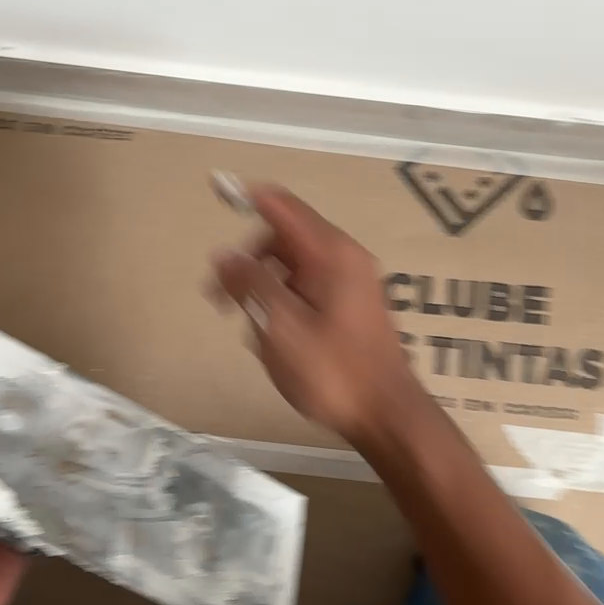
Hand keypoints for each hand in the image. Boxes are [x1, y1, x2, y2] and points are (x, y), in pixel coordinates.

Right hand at [211, 181, 427, 444]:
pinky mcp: (353, 306)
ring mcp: (353, 282)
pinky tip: (277, 339)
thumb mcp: (280, 328)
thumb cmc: (333, 372)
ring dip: (264, 288)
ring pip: (294, 267)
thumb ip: (250, 285)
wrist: (386, 415)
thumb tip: (224, 253)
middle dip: (249, 261)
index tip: (216, 188)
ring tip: (253, 330)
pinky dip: (284, 303)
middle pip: (284, 239)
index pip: (282, 206)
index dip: (247, 195)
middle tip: (220, 299)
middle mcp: (345, 258)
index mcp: (331, 254)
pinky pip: (308, 288)